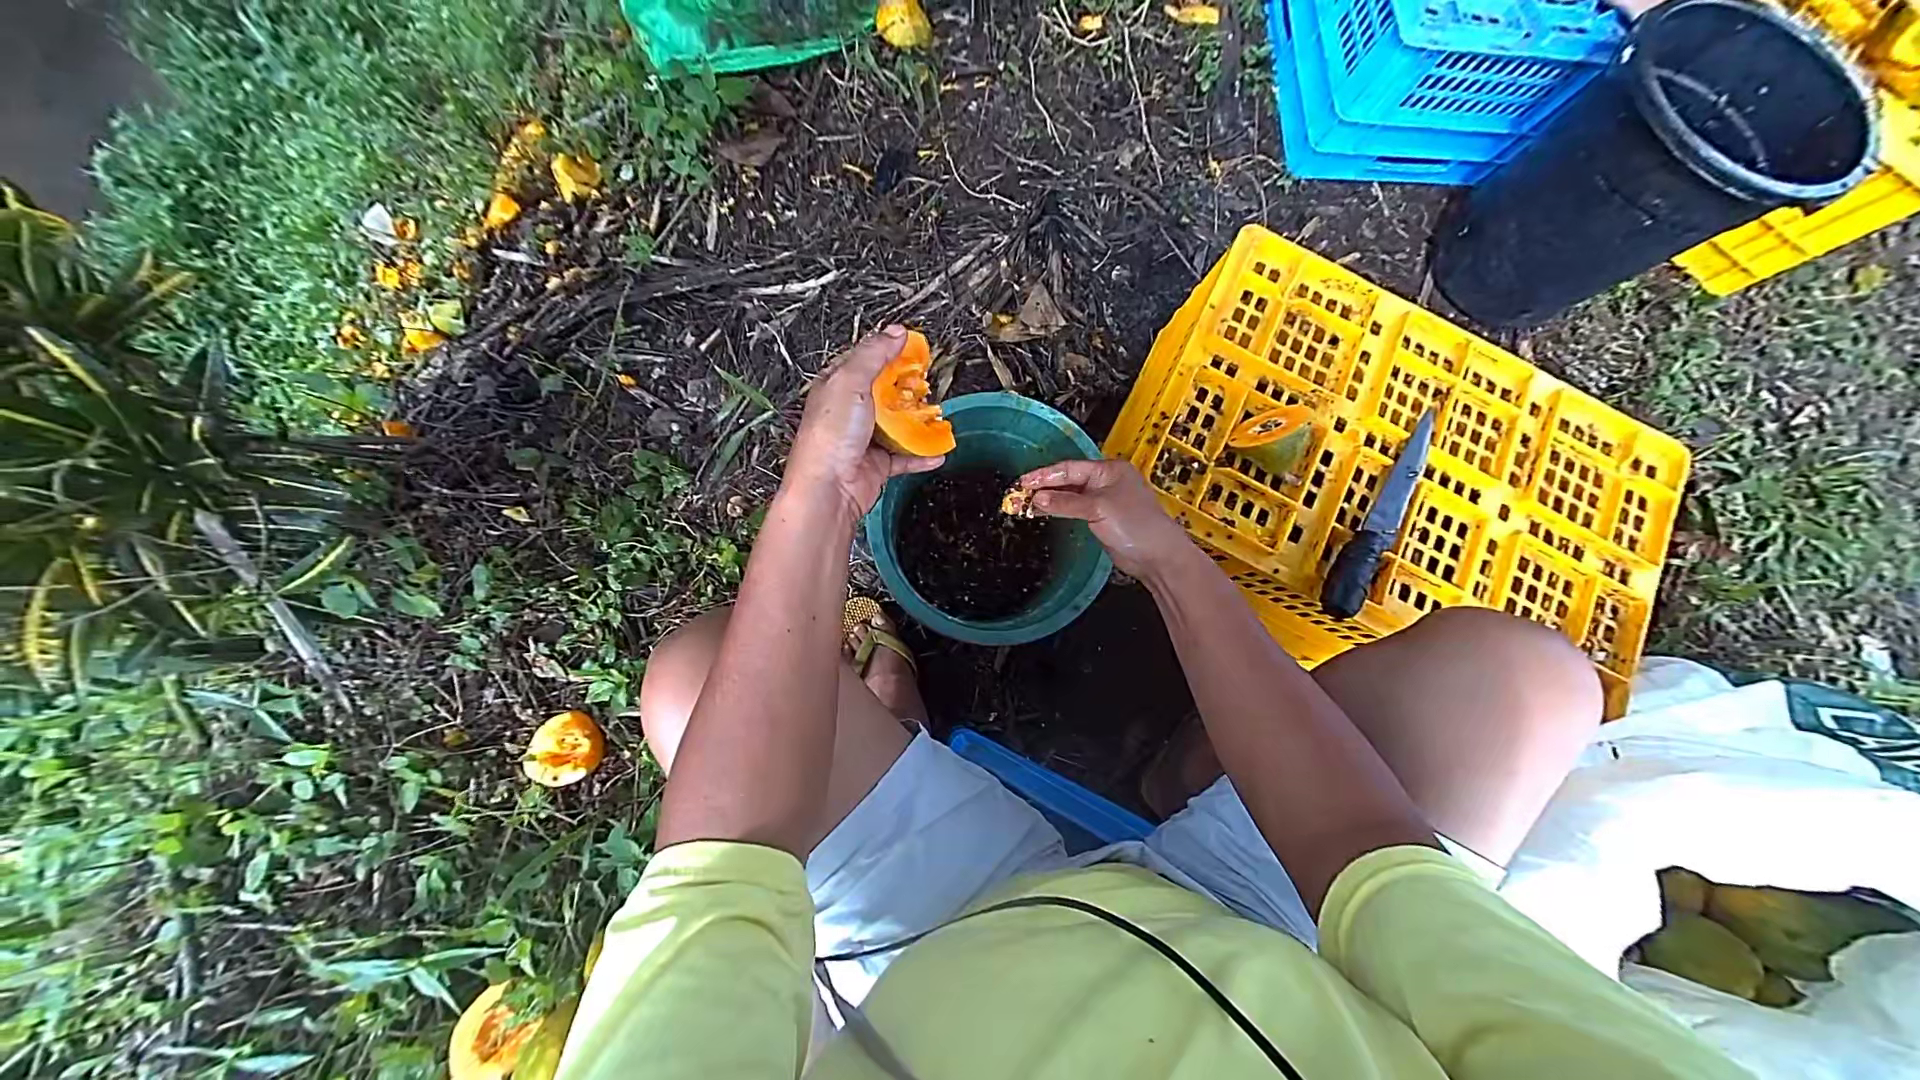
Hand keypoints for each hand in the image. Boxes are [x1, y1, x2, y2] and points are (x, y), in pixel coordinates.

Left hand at [784, 325, 944, 517]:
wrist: (828, 489)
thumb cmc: (829, 437)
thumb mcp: (850, 381)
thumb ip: (874, 354)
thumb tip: (895, 332)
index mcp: (837, 386)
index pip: (866, 361)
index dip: (889, 354)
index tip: (914, 350)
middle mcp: (850, 412)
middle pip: (886, 394)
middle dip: (909, 390)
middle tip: (928, 384)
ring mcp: (864, 439)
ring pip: (898, 426)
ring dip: (920, 423)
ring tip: (938, 416)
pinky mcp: (877, 464)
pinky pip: (905, 457)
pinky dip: (923, 454)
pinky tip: (937, 450)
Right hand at [1018, 458, 1195, 578]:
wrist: (1158, 556)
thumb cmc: (1139, 526)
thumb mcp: (1098, 509)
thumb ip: (1066, 503)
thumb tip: (1039, 498)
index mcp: (1109, 470)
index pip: (1069, 468)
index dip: (1045, 475)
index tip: (1023, 482)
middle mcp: (1106, 482)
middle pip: (1068, 480)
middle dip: (1044, 486)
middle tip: (1019, 493)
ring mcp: (1104, 500)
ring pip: (1069, 495)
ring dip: (1049, 499)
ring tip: (1025, 504)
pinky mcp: (1101, 518)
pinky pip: (1073, 509)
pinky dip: (1058, 510)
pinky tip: (1043, 512)